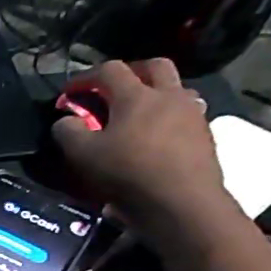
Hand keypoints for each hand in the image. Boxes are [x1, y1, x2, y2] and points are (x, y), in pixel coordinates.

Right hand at [52, 59, 229, 232]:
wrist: (182, 204)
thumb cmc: (128, 173)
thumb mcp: (82, 155)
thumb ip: (67, 132)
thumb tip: (65, 121)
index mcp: (136, 96)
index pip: (108, 70)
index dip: (84, 77)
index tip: (68, 92)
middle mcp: (169, 96)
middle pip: (153, 66)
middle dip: (130, 72)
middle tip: (112, 89)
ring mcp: (192, 114)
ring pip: (176, 89)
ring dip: (156, 93)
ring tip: (139, 113)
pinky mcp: (205, 136)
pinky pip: (186, 115)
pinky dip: (168, 118)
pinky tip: (157, 138)